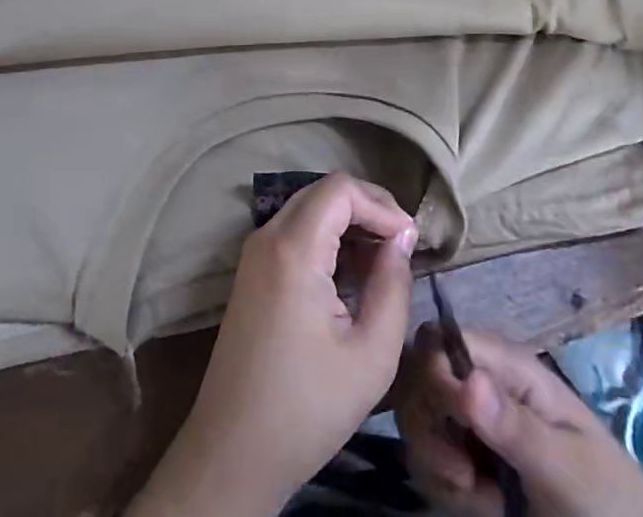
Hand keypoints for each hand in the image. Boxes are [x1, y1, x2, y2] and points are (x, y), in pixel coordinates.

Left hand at [128, 174, 417, 516]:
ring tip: (385, 262)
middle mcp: (266, 239)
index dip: (382, 204)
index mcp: (292, 251)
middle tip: (403, 244)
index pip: (341, 188)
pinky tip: (354, 276)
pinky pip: (296, 234)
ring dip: (351, 225)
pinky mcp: (252, 275)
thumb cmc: (308, 408)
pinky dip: (329, 241)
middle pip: (324, 192)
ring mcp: (253, 256)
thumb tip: (402, 239)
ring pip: (310, 210)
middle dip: (370, 208)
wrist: (232, 454)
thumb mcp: (372, 353)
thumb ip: (394, 285)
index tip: (410, 240)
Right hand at [398, 325, 642, 516]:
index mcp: (510, 366)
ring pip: (417, 421)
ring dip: (437, 464)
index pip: (442, 339)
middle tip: (464, 473)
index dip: (432, 372)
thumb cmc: (603, 493)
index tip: (451, 421)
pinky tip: (482, 504)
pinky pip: (425, 458)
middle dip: (430, 429)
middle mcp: (482, 383)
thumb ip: (517, 426)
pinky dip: (442, 487)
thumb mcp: (568, 464)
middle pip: (419, 379)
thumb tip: (468, 380)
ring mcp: (470, 419)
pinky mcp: (463, 455)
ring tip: (483, 495)